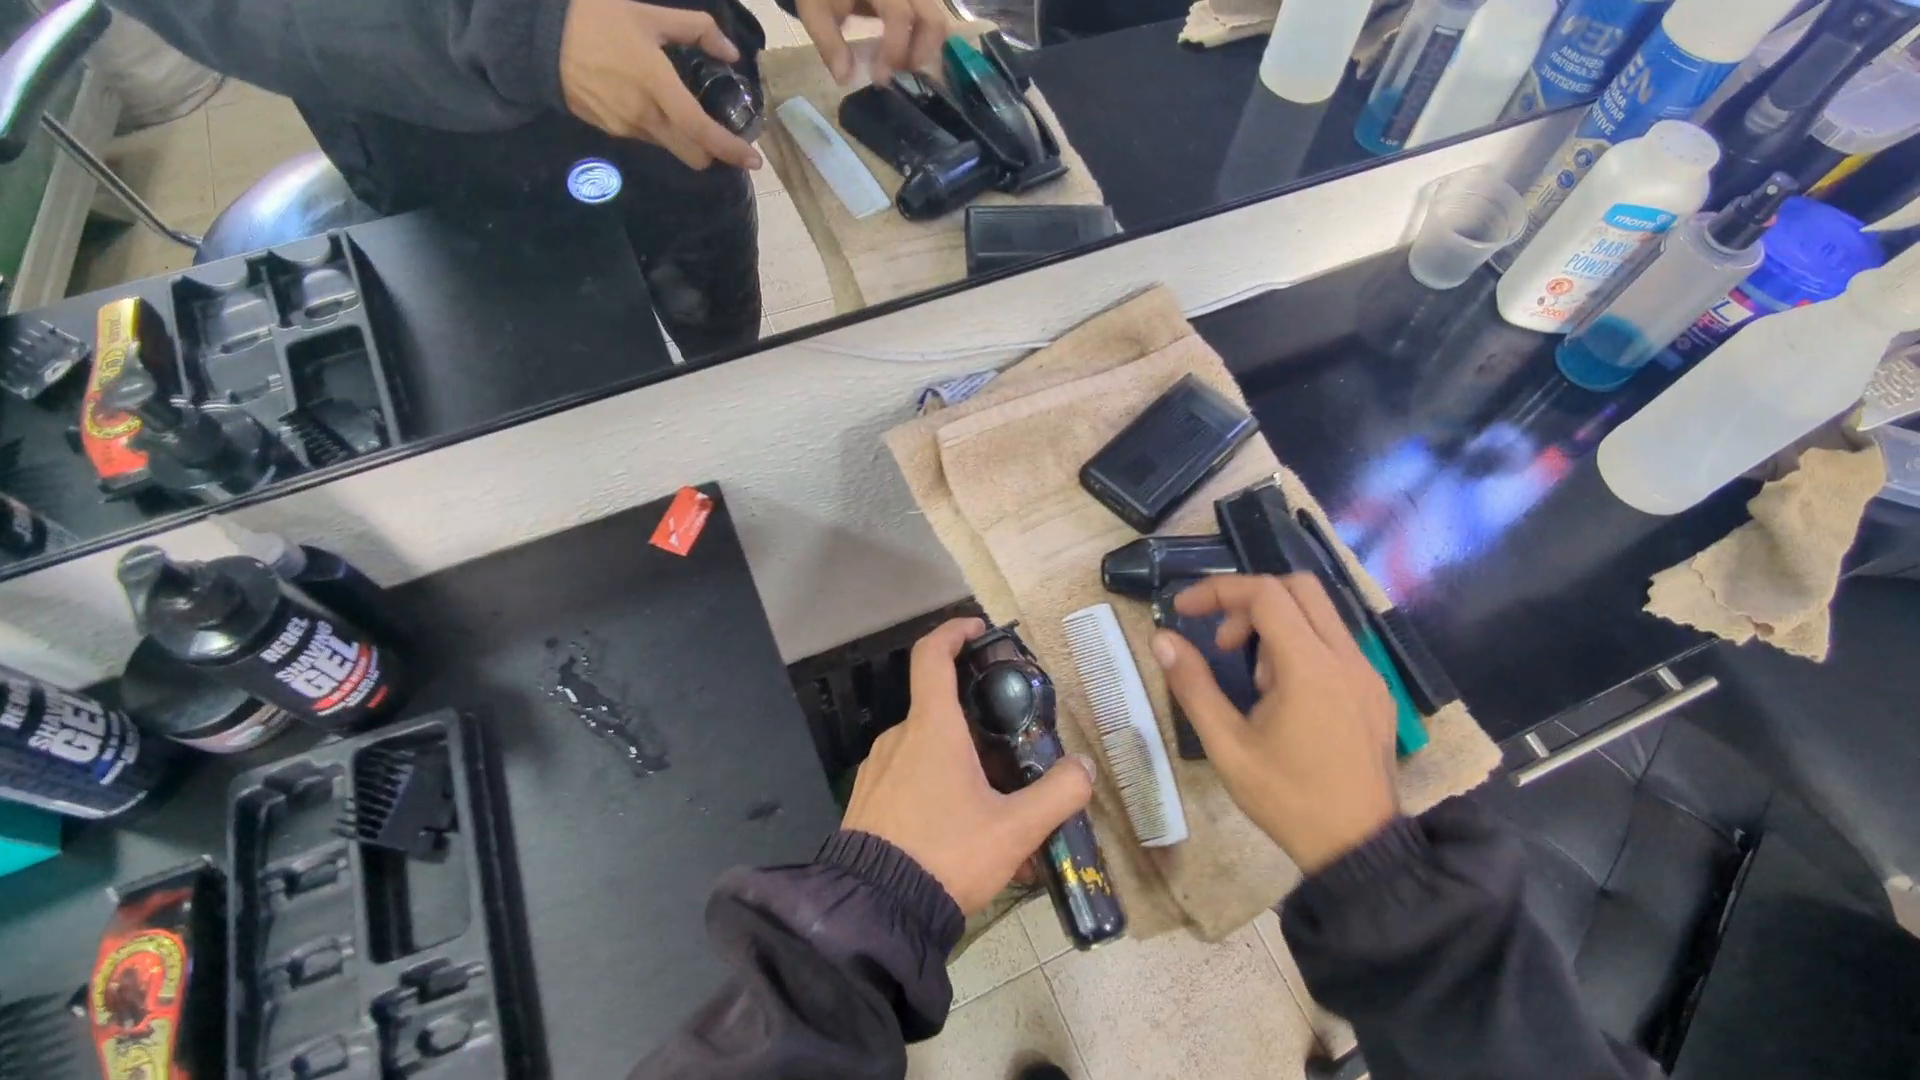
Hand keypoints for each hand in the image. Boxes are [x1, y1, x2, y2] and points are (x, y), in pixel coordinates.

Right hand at [559, 0, 762, 169]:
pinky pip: (646, 137)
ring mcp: (626, 128)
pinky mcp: (610, 131)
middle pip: (692, 156)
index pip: (702, 132)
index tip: (753, 160)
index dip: (730, 150)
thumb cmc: (594, 19)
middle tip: (721, 134)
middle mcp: (645, 117)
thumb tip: (730, 50)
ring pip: (670, 147)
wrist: (535, 36)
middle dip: (712, 153)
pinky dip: (659, 129)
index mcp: (658, 88)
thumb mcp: (647, 15)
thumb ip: (695, 30)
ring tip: (683, 111)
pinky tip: (651, 104)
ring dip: (684, 139)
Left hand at [794, 0, 953, 84]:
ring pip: (937, 21)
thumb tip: (845, 78)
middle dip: (921, 54)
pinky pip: (930, 22)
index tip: (880, 78)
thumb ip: (830, 43)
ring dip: (925, 51)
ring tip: (902, 68)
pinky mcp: (914, 2)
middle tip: (901, 75)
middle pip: (933, 19)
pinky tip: (904, 57)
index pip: (900, 15)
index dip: (894, 49)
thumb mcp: (816, 10)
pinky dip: (922, 43)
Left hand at [842, 618, 1096, 914]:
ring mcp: (876, 769)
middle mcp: (898, 737)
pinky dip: (935, 785)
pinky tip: (958, 829)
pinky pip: (907, 777)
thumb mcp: (1014, 830)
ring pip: (925, 747)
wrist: (874, 911)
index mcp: (930, 728)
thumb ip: (1058, 795)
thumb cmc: (946, 855)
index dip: (954, 632)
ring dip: (958, 760)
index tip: (979, 629)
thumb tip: (1084, 768)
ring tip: (992, 802)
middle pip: (939, 707)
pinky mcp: (865, 800)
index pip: (932, 655)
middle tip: (1012, 749)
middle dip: (976, 721)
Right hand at [1151, 574, 1398, 873]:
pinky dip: (1302, 645)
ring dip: (1277, 624)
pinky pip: (1336, 642)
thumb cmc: (1286, 797)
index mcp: (1309, 666)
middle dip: (1250, 600)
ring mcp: (1368, 672)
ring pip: (1320, 613)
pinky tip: (1285, 696)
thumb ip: (1193, 685)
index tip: (1184, 610)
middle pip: (1299, 586)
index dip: (1218, 591)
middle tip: (1223, 642)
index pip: (1264, 594)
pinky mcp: (1375, 690)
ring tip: (1254, 680)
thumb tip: (1162, 640)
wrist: (1358, 847)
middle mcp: (1346, 656)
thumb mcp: (1227, 746)